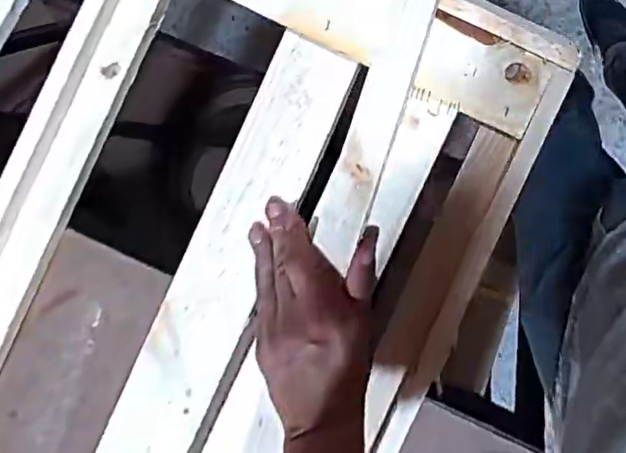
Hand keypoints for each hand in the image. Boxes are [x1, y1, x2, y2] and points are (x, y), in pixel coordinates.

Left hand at [249, 198, 377, 445]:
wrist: (320, 418)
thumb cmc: (347, 367)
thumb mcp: (364, 319)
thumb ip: (363, 275)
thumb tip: (368, 239)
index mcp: (317, 309)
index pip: (299, 258)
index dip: (290, 229)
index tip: (283, 207)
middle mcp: (288, 318)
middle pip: (278, 266)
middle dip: (275, 233)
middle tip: (271, 207)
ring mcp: (270, 331)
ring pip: (264, 282)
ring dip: (262, 252)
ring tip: (258, 229)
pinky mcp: (260, 343)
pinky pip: (260, 302)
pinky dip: (261, 278)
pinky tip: (261, 267)